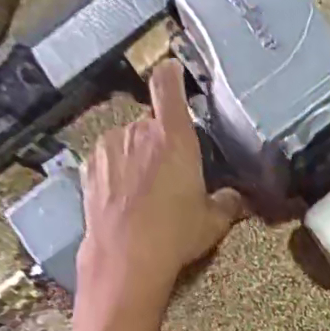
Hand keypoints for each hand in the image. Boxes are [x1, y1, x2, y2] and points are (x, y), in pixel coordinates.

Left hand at [76, 59, 245, 318]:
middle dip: (163, 138)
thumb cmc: (174, 234)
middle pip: (152, 120)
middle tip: (177, 168)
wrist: (125, 257)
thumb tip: (239, 198)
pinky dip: (120, 170)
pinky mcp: (90, 167)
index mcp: (173, 137)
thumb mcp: (214, 221)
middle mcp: (137, 132)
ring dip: (140, 155)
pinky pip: (110, 158)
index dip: (172, 74)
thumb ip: (229, 202)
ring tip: (152, 189)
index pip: (168, 84)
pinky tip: (130, 198)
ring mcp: (109, 147)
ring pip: (129, 139)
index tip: (176, 73)